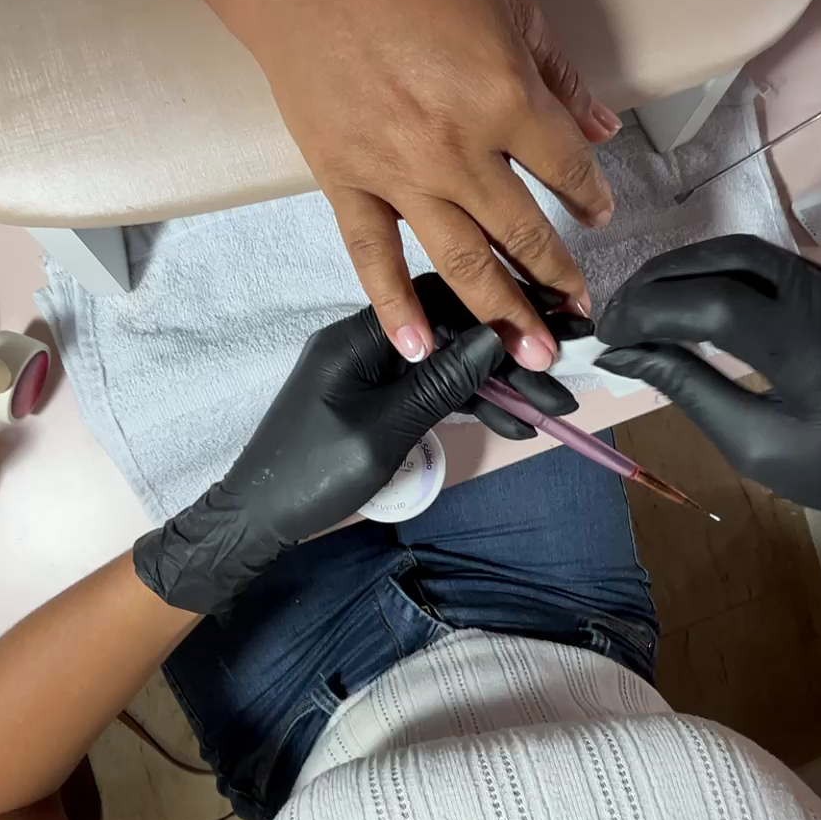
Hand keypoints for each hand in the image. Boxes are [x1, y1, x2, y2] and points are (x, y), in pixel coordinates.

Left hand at [133, 276, 585, 614]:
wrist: (258, 517)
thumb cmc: (314, 473)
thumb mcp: (384, 428)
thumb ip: (441, 381)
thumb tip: (498, 336)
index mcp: (361, 336)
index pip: (442, 302)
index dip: (501, 313)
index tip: (554, 332)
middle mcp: (370, 341)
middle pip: (452, 335)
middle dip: (510, 360)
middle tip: (562, 384)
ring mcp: (374, 370)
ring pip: (448, 366)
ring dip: (497, 388)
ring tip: (549, 411)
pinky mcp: (378, 396)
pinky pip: (431, 390)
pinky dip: (468, 405)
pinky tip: (510, 421)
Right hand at [234, 0, 618, 371]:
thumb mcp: (509, 3)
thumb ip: (559, 74)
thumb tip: (602, 125)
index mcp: (506, 98)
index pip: (566, 168)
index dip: (591, 196)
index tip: (599, 216)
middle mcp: (459, 152)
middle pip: (521, 232)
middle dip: (556, 278)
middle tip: (577, 316)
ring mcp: (400, 177)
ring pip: (460, 260)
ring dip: (501, 311)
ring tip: (529, 353)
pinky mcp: (347, 186)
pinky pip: (373, 258)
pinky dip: (396, 307)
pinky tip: (419, 348)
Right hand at [594, 236, 820, 567]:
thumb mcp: (752, 446)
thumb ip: (687, 389)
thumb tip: (621, 354)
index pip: (719, 306)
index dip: (652, 310)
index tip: (609, 333)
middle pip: (735, 258)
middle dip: (663, 277)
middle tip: (617, 309)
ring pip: (754, 253)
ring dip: (689, 270)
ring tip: (644, 301)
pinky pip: (776, 267)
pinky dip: (723, 276)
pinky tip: (693, 301)